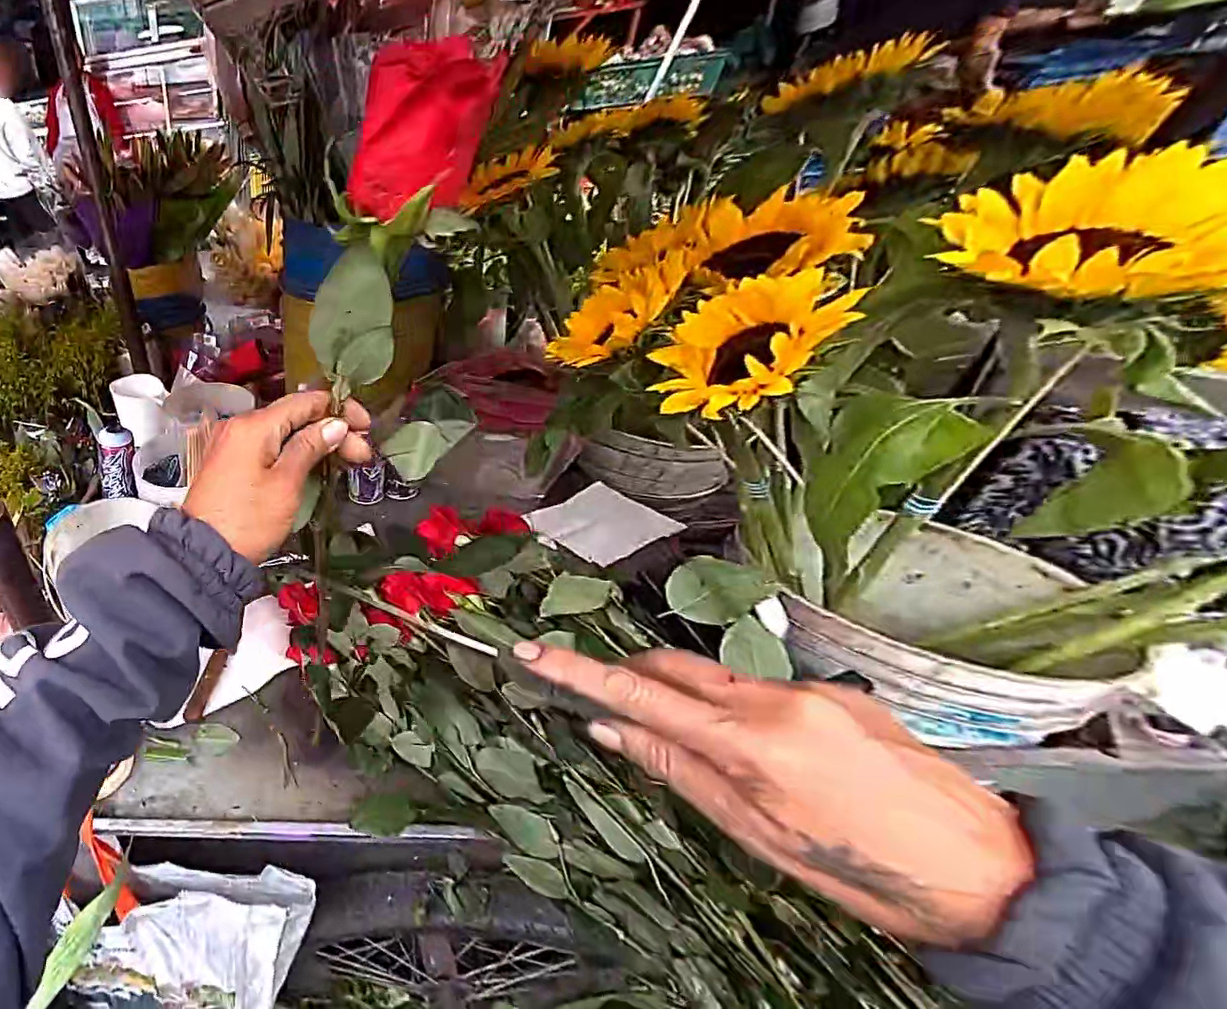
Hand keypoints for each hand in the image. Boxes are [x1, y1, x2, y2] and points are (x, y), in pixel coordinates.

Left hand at [181, 390, 373, 562]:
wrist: (204, 554)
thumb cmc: (246, 522)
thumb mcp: (286, 484)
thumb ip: (310, 448)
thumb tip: (334, 425)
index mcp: (253, 426)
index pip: (304, 401)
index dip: (338, 409)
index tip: (364, 424)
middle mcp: (239, 427)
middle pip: (295, 417)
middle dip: (331, 431)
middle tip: (360, 454)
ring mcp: (232, 444)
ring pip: (283, 432)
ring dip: (315, 442)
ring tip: (345, 460)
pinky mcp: (230, 463)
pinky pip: (268, 446)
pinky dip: (293, 452)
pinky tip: (315, 464)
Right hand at [514, 644, 1033, 947]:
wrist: (992, 875)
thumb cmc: (864, 871)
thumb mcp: (754, 832)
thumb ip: (676, 768)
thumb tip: (612, 729)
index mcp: (749, 743)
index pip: (638, 693)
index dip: (578, 671)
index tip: (533, 651)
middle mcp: (776, 700)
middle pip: (671, 666)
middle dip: (631, 674)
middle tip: (608, 701)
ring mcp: (809, 689)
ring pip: (714, 675)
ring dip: (687, 696)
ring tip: (703, 745)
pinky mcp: (836, 690)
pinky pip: (759, 685)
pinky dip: (737, 706)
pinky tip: (766, 748)